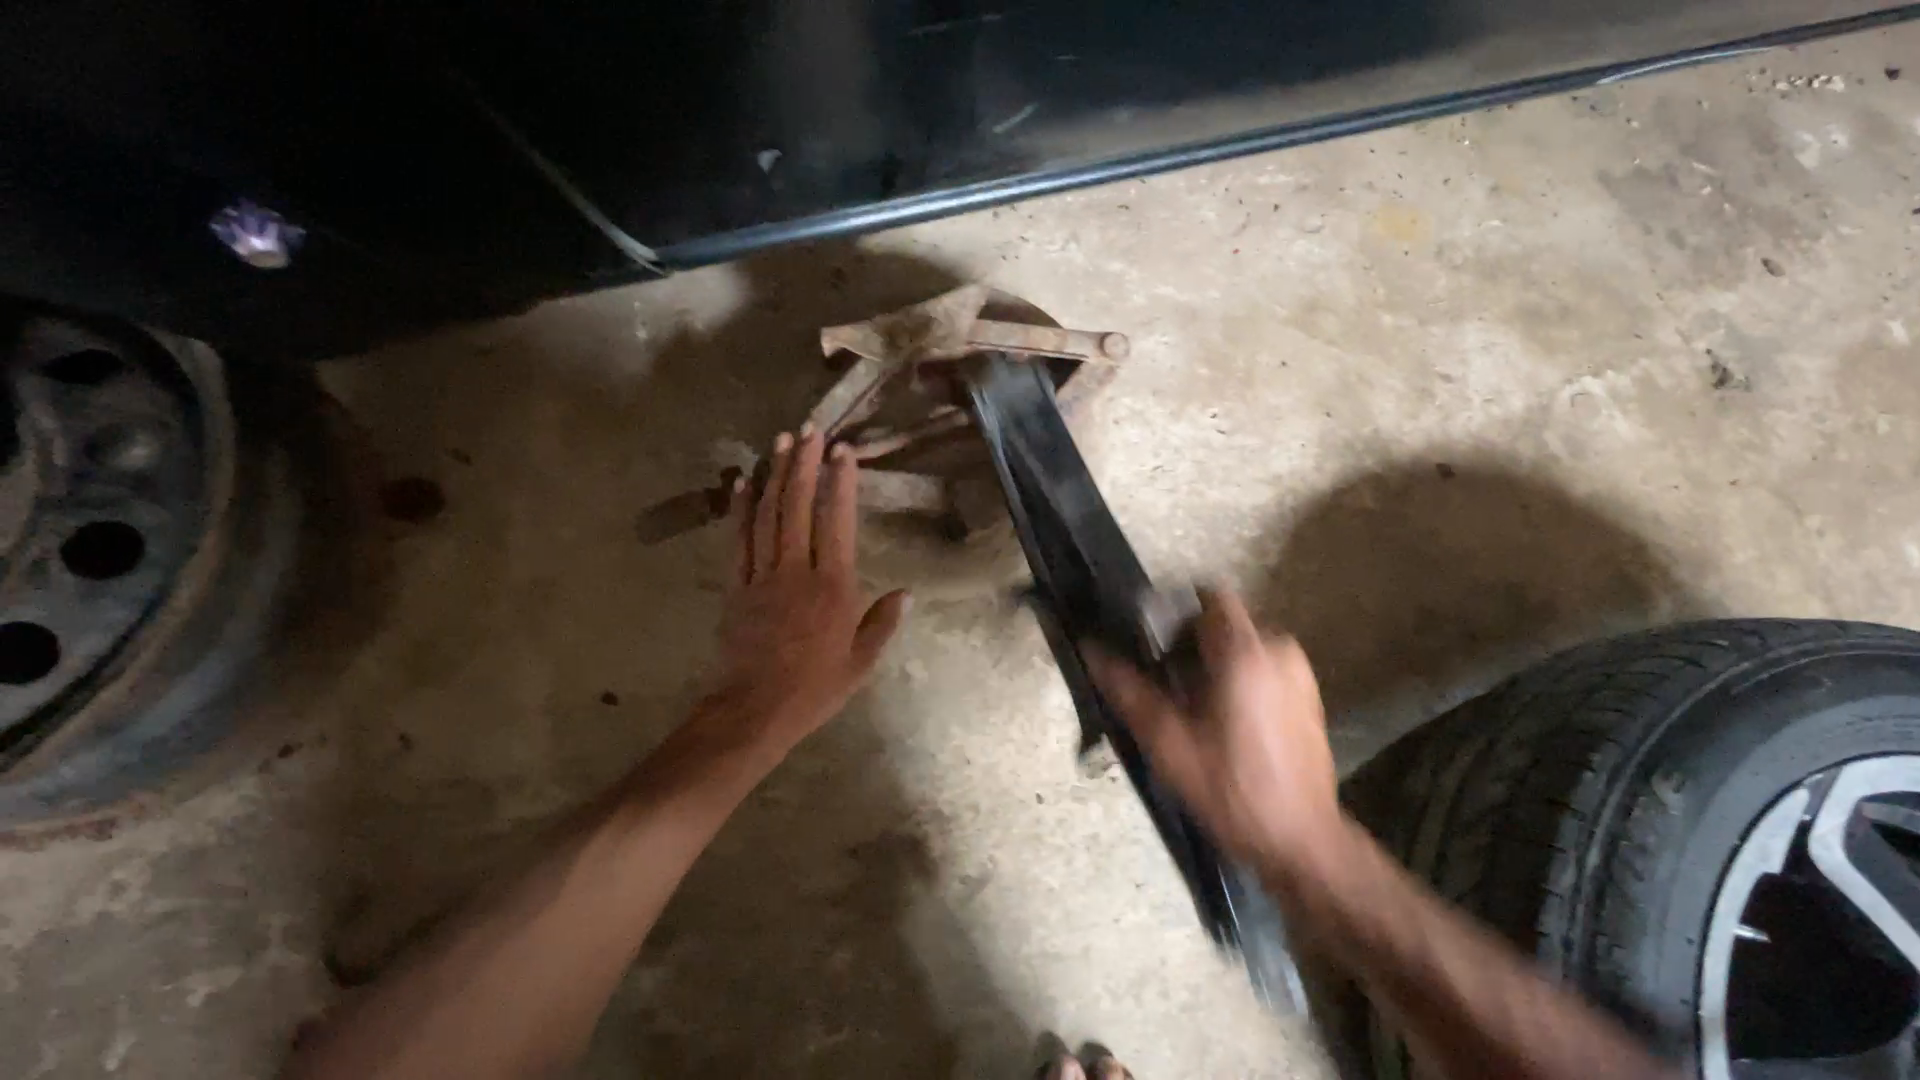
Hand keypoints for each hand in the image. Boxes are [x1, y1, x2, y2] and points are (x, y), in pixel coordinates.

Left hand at [706, 429, 909, 745]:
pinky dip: (740, 508)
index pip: (837, 522)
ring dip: (774, 475)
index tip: (843, 451)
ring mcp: (762, 576)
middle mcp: (797, 571)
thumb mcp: (860, 663)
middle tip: (810, 429)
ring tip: (781, 441)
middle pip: (799, 507)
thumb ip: (882, 624)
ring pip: (768, 516)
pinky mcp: (736, 586)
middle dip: (804, 465)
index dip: (840, 483)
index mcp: (833, 588)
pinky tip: (743, 483)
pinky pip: (738, 540)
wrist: (753, 711)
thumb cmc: (814, 689)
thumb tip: (906, 592)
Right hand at [1085, 589, 1342, 875]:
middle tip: (1165, 683)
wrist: (1299, 840)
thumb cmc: (1230, 789)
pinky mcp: (1307, 698)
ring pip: (1244, 647)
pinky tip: (1224, 723)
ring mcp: (1298, 675)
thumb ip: (1127, 690)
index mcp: (1244, 653)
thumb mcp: (1167, 744)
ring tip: (1192, 708)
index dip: (1176, 612)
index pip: (1209, 596)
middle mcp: (1278, 651)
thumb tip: (1090, 650)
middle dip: (1191, 644)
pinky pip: (1263, 668)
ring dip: (1214, 664)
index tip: (1153, 642)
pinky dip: (1239, 681)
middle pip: (1224, 623)